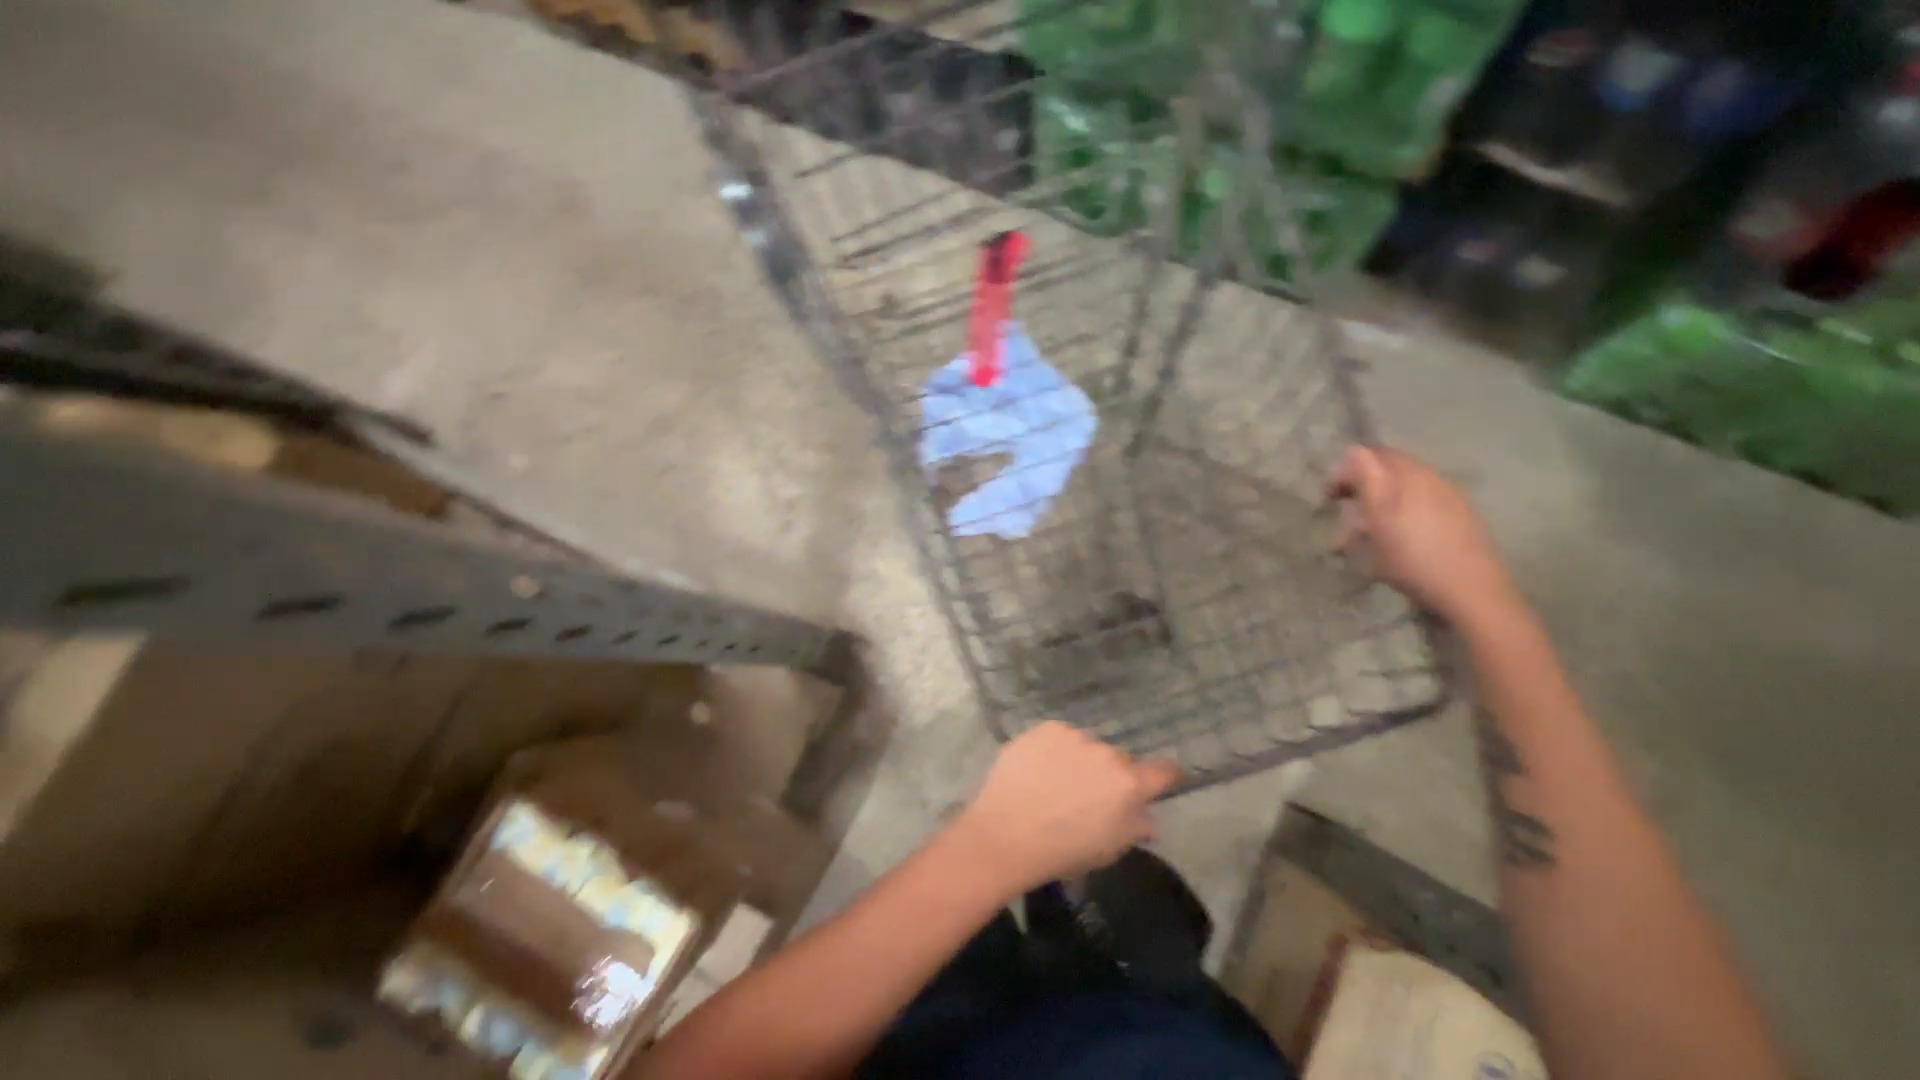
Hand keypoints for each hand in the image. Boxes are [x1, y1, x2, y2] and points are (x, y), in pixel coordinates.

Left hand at [950, 722, 1178, 893]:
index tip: (1160, 782)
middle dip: (1111, 775)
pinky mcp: (1044, 729)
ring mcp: (1073, 737)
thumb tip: (1150, 817)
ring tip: (1056, 785)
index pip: (1164, 771)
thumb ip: (1137, 828)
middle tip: (1089, 796)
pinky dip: (1054, 751)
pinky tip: (1038, 772)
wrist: (1005, 835)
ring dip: (1080, 760)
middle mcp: (1106, 752)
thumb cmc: (1062, 851)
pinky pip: (1059, 738)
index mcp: (1129, 784)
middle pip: (1119, 760)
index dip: (1165, 777)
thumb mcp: (1109, 849)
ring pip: (1086, 747)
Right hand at [1329, 445, 1518, 624]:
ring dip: (1385, 496)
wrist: (1471, 589)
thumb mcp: (1378, 522)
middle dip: (1364, 482)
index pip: (1368, 455)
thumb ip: (1365, 481)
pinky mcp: (1461, 513)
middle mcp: (1428, 476)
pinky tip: (1406, 533)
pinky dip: (1405, 507)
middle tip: (1349, 510)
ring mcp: (1448, 494)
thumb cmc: (1413, 559)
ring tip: (1375, 525)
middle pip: (1389, 466)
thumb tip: (1353, 449)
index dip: (1345, 471)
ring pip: (1407, 482)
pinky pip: (1424, 498)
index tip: (1331, 497)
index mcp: (1406, 475)